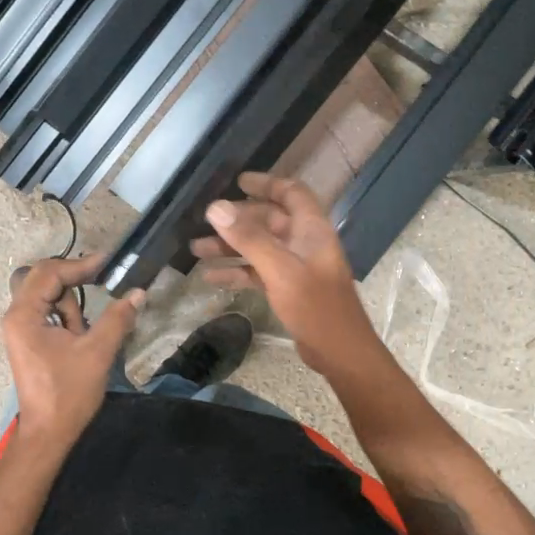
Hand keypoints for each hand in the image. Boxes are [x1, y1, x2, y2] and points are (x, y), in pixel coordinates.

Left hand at [0, 255, 144, 448]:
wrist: (48, 432)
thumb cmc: (68, 393)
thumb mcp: (97, 352)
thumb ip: (117, 318)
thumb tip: (138, 293)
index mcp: (23, 315)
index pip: (49, 273)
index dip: (79, 265)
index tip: (107, 262)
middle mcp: (15, 316)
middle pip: (43, 279)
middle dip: (74, 279)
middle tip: (104, 280)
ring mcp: (18, 328)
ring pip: (47, 296)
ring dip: (70, 305)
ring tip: (84, 334)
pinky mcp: (26, 339)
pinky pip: (46, 313)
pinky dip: (65, 316)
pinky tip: (79, 335)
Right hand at [190, 173, 374, 372]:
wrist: (339, 352)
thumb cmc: (315, 306)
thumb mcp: (279, 269)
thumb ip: (248, 238)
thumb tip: (215, 207)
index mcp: (311, 229)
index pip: (291, 193)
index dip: (266, 183)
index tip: (236, 182)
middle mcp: (304, 242)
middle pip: (268, 220)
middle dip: (236, 220)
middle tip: (204, 221)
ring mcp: (296, 266)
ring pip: (259, 247)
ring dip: (229, 246)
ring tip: (196, 249)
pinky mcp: (287, 288)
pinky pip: (257, 271)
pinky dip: (236, 271)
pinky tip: (210, 277)